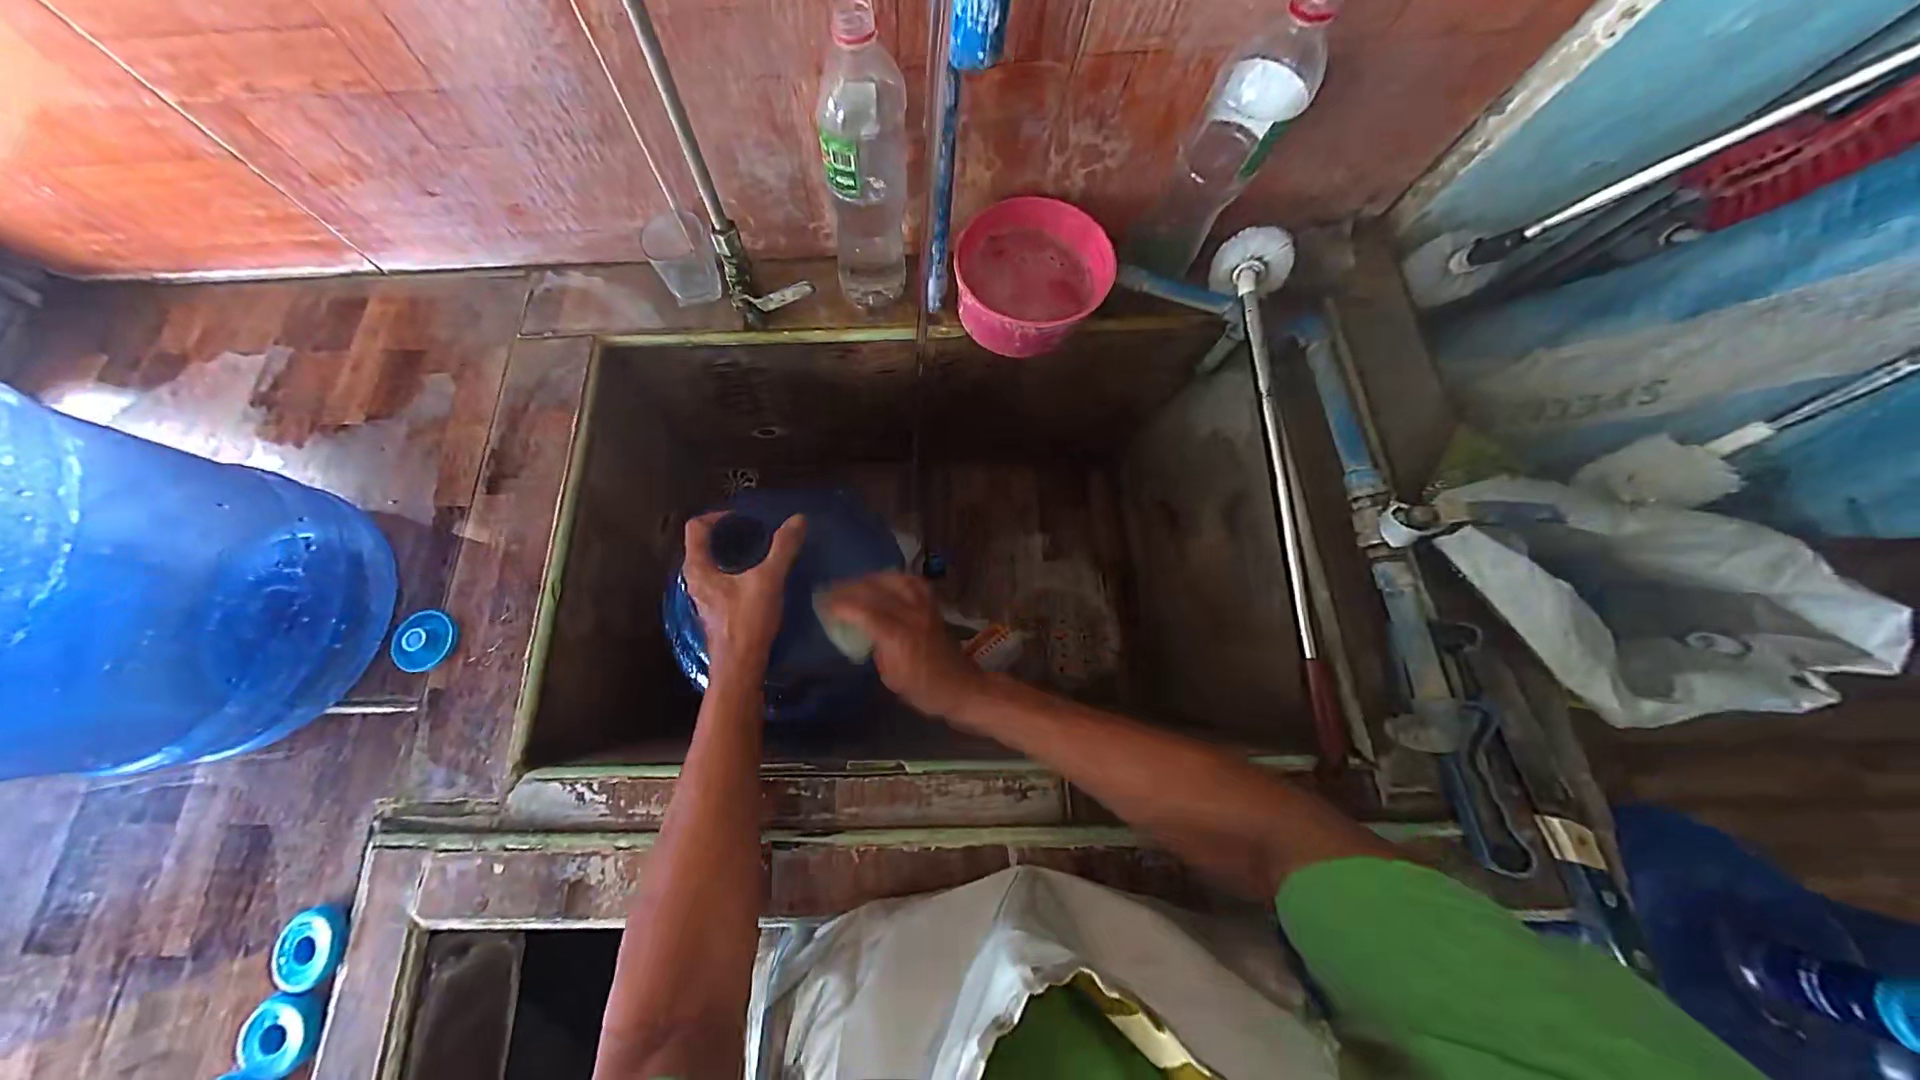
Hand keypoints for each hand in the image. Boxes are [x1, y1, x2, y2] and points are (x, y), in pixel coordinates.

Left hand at [683, 513, 805, 672]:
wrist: (741, 665)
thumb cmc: (747, 621)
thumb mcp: (768, 580)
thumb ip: (783, 548)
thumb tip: (798, 520)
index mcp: (698, 567)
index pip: (696, 527)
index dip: (719, 516)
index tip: (745, 519)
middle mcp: (695, 579)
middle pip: (706, 544)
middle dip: (731, 534)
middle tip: (758, 533)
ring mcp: (704, 596)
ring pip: (715, 563)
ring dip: (736, 554)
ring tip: (762, 552)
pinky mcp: (716, 609)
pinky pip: (723, 579)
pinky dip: (739, 571)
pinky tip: (761, 577)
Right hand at [826, 572, 988, 720]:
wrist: (961, 687)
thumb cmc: (923, 690)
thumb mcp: (891, 677)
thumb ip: (876, 649)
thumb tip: (862, 630)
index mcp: (900, 637)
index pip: (866, 612)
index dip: (843, 606)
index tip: (824, 605)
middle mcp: (913, 616)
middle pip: (878, 591)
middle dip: (851, 588)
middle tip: (832, 590)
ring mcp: (925, 607)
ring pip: (896, 580)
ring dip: (872, 578)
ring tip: (855, 583)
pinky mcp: (933, 605)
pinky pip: (913, 582)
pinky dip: (896, 577)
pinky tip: (885, 581)